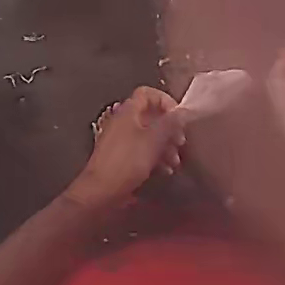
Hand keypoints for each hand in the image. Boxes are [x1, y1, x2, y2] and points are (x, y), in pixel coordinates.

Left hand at [62, 87, 184, 211]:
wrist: (100, 190)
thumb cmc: (128, 161)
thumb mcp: (154, 140)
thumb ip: (170, 123)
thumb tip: (183, 111)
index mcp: (128, 112)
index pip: (147, 94)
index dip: (165, 101)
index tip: (178, 117)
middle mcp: (123, 122)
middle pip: (150, 116)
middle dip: (169, 129)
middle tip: (180, 143)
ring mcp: (120, 140)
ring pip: (148, 135)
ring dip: (165, 146)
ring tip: (175, 162)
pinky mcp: (120, 157)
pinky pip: (141, 150)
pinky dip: (154, 157)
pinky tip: (165, 171)